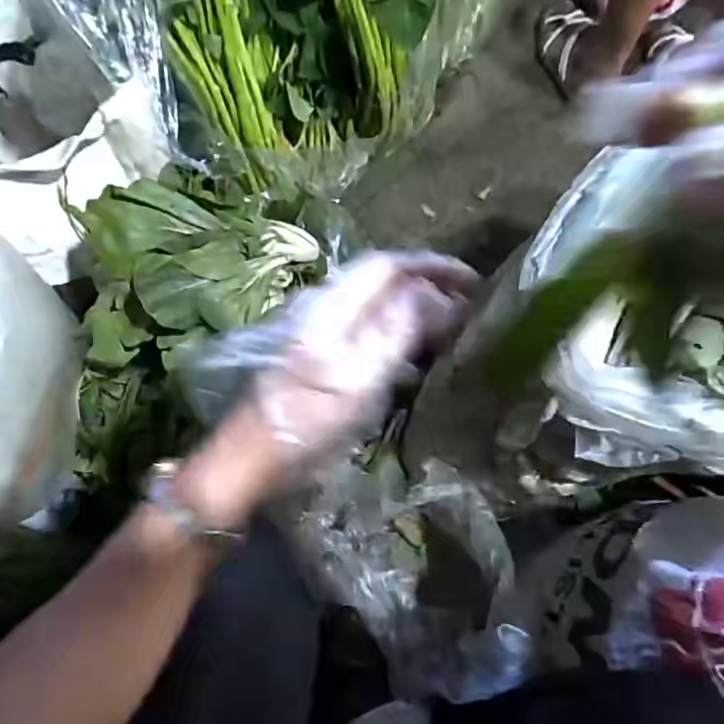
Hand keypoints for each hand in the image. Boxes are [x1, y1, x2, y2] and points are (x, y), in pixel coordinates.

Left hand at [173, 251, 476, 526]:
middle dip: (425, 286)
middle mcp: (320, 310)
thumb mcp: (356, 378)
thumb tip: (435, 295)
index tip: (474, 282)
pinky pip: (361, 332)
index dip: (431, 266)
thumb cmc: (304, 423)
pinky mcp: (310, 360)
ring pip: (371, 307)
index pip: (387, 265)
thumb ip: (395, 329)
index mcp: (330, 307)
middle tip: (468, 307)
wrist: (249, 459)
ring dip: (411, 310)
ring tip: (447, 329)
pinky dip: (393, 334)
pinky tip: (409, 358)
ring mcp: (312, 334)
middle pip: (379, 282)